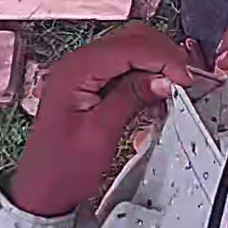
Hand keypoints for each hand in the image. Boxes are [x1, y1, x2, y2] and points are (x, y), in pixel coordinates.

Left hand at [10, 23, 194, 216]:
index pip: (127, 47)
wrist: (42, 188)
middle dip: (162, 54)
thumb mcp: (100, 134)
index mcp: (75, 70)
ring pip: (129, 48)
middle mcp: (77, 63)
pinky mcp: (91, 82)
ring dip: (156, 61)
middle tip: (185, 80)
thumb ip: (130, 99)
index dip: (162, 57)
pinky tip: (157, 89)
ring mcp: (83, 71)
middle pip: (129, 39)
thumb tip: (162, 79)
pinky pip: (123, 65)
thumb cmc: (62, 167)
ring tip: (175, 85)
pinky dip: (145, 72)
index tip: (185, 77)